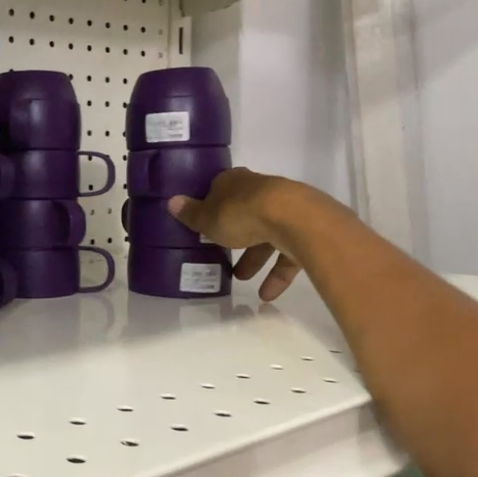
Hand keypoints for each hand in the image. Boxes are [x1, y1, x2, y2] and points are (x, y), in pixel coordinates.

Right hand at [168, 169, 345, 300]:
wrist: (293, 219)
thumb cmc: (241, 214)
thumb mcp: (207, 218)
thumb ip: (190, 213)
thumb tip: (171, 202)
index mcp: (235, 182)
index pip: (220, 189)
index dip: (212, 205)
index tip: (205, 222)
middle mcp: (260, 191)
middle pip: (244, 214)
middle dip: (235, 238)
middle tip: (223, 257)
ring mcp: (285, 209)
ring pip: (267, 235)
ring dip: (255, 259)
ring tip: (243, 280)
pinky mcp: (305, 230)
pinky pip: (288, 254)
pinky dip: (277, 274)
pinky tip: (268, 294)